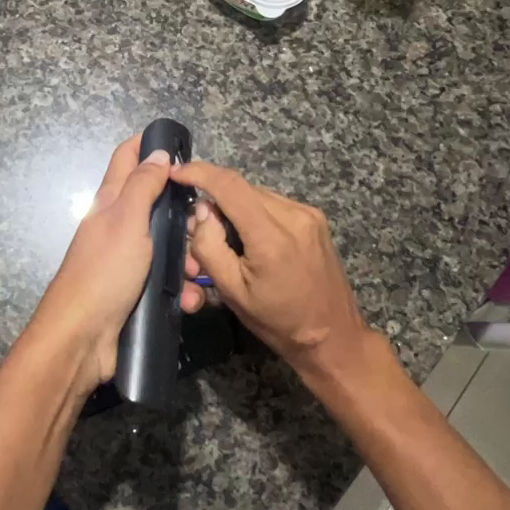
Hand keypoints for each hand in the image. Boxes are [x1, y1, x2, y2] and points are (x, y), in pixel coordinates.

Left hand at [24, 136, 205, 395]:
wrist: (81, 339)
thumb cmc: (104, 272)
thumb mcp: (127, 220)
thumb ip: (143, 185)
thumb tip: (157, 153)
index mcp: (111, 201)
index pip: (127, 158)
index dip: (149, 144)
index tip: (181, 145)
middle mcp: (119, 226)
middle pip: (158, 203)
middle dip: (185, 213)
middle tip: (205, 224)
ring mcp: (127, 260)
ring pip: (168, 246)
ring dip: (189, 257)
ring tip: (199, 272)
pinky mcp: (136, 291)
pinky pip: (167, 281)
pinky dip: (182, 289)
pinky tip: (191, 300)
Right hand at [171, 162, 372, 379]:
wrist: (333, 336)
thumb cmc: (279, 322)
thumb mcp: (232, 292)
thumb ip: (210, 246)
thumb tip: (202, 209)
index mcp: (271, 237)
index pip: (230, 186)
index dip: (199, 173)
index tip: (176, 173)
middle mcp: (293, 215)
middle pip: (242, 188)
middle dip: (215, 199)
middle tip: (201, 227)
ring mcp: (308, 214)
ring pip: (257, 194)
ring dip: (236, 206)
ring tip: (231, 238)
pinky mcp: (316, 217)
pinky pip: (274, 202)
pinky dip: (256, 212)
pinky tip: (254, 239)